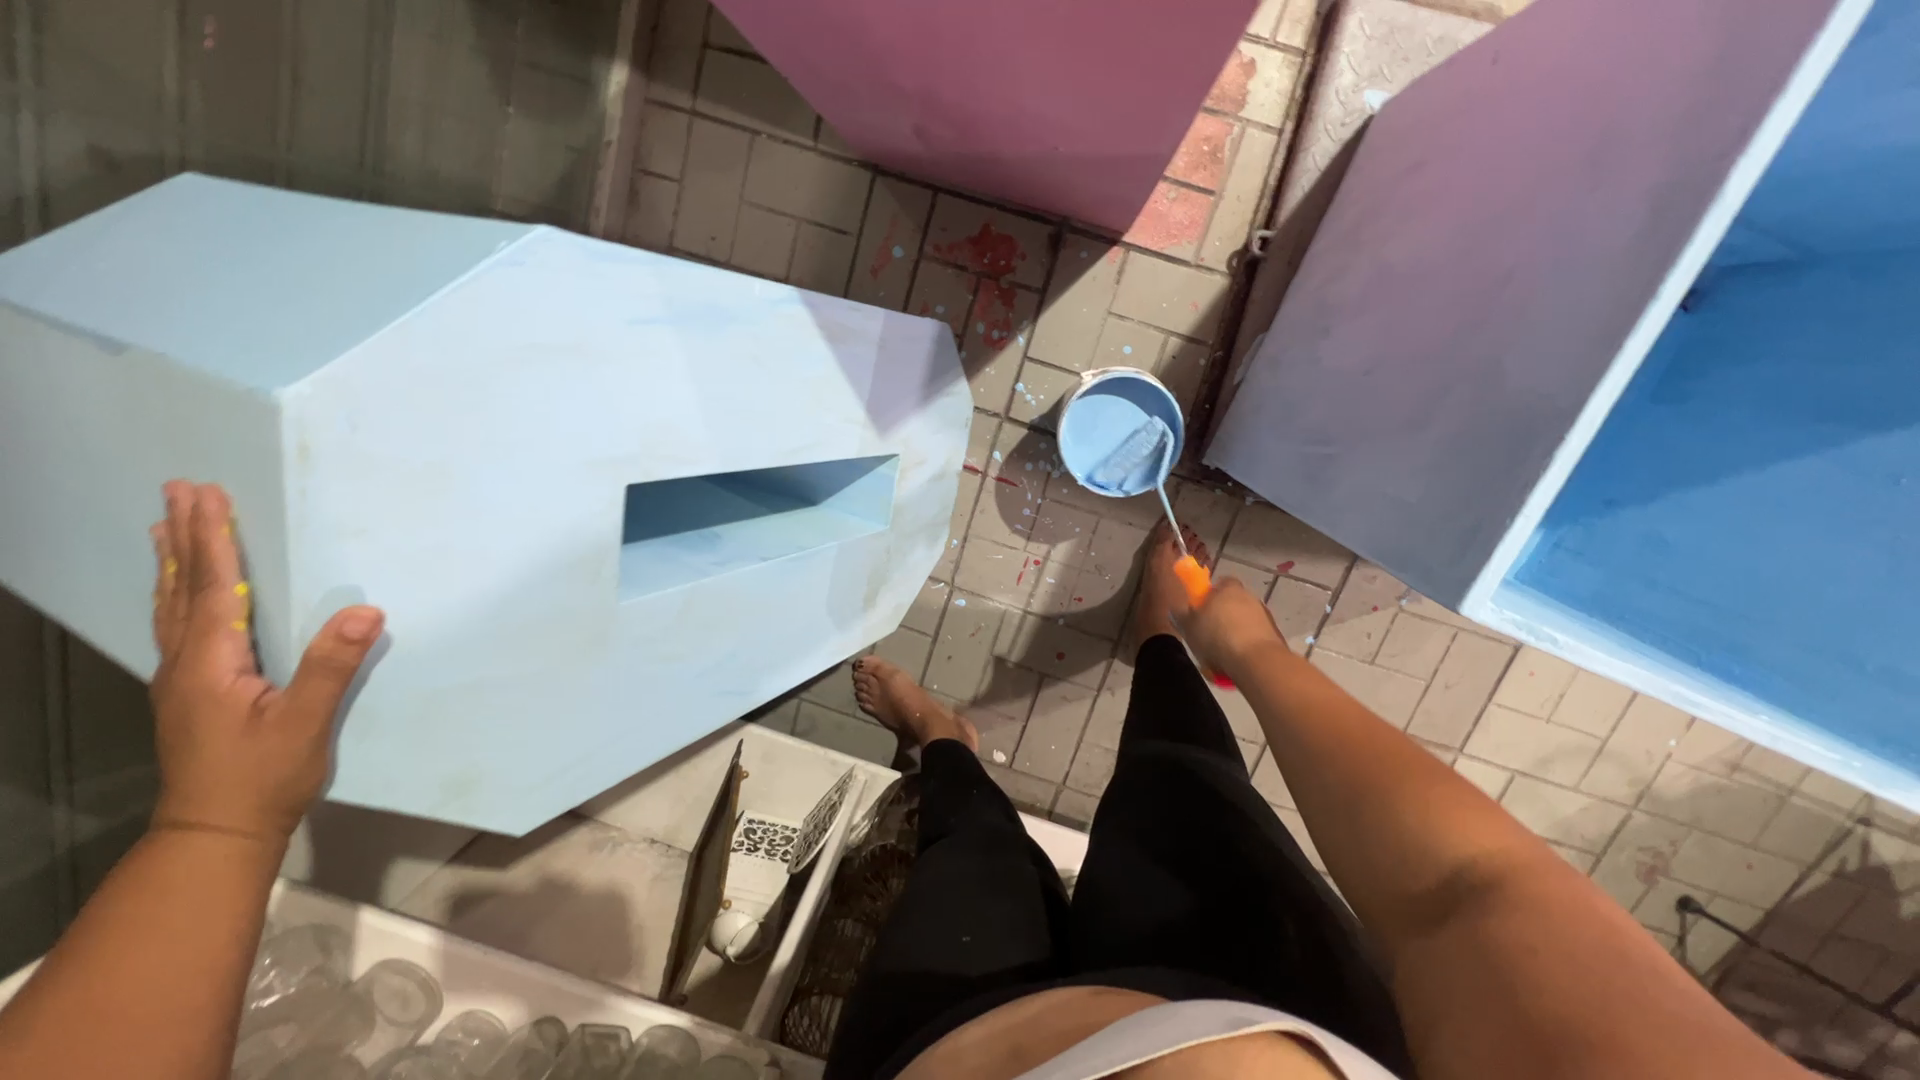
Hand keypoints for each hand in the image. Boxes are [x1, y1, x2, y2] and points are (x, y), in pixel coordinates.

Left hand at [148, 481, 384, 844]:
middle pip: (183, 587)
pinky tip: (178, 593)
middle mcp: (186, 663)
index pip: (215, 587)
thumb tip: (366, 610)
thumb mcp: (305, 723)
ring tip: (165, 526)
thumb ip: (331, 665)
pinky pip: (177, 625)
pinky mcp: (188, 693)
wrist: (215, 833)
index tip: (209, 495)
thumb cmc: (262, 778)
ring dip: (172, 562)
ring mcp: (181, 679)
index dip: (214, 540)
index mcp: (212, 663)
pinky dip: (175, 594)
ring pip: (172, 606)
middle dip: (184, 538)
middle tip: (178, 491)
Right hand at [1178, 575, 1287, 677]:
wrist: (1254, 660)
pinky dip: (1246, 646)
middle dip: (1223, 617)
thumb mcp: (1188, 626)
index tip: (1201, 611)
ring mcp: (1264, 616)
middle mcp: (1249, 597)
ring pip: (1245, 622)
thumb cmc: (1216, 637)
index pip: (1221, 583)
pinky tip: (1236, 662)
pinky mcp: (1274, 635)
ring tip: (1221, 654)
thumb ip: (1182, 615)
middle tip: (1209, 635)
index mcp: (1228, 588)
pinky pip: (1255, 638)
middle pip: (1233, 603)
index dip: (1211, 595)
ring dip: (1235, 633)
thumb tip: (1177, 608)